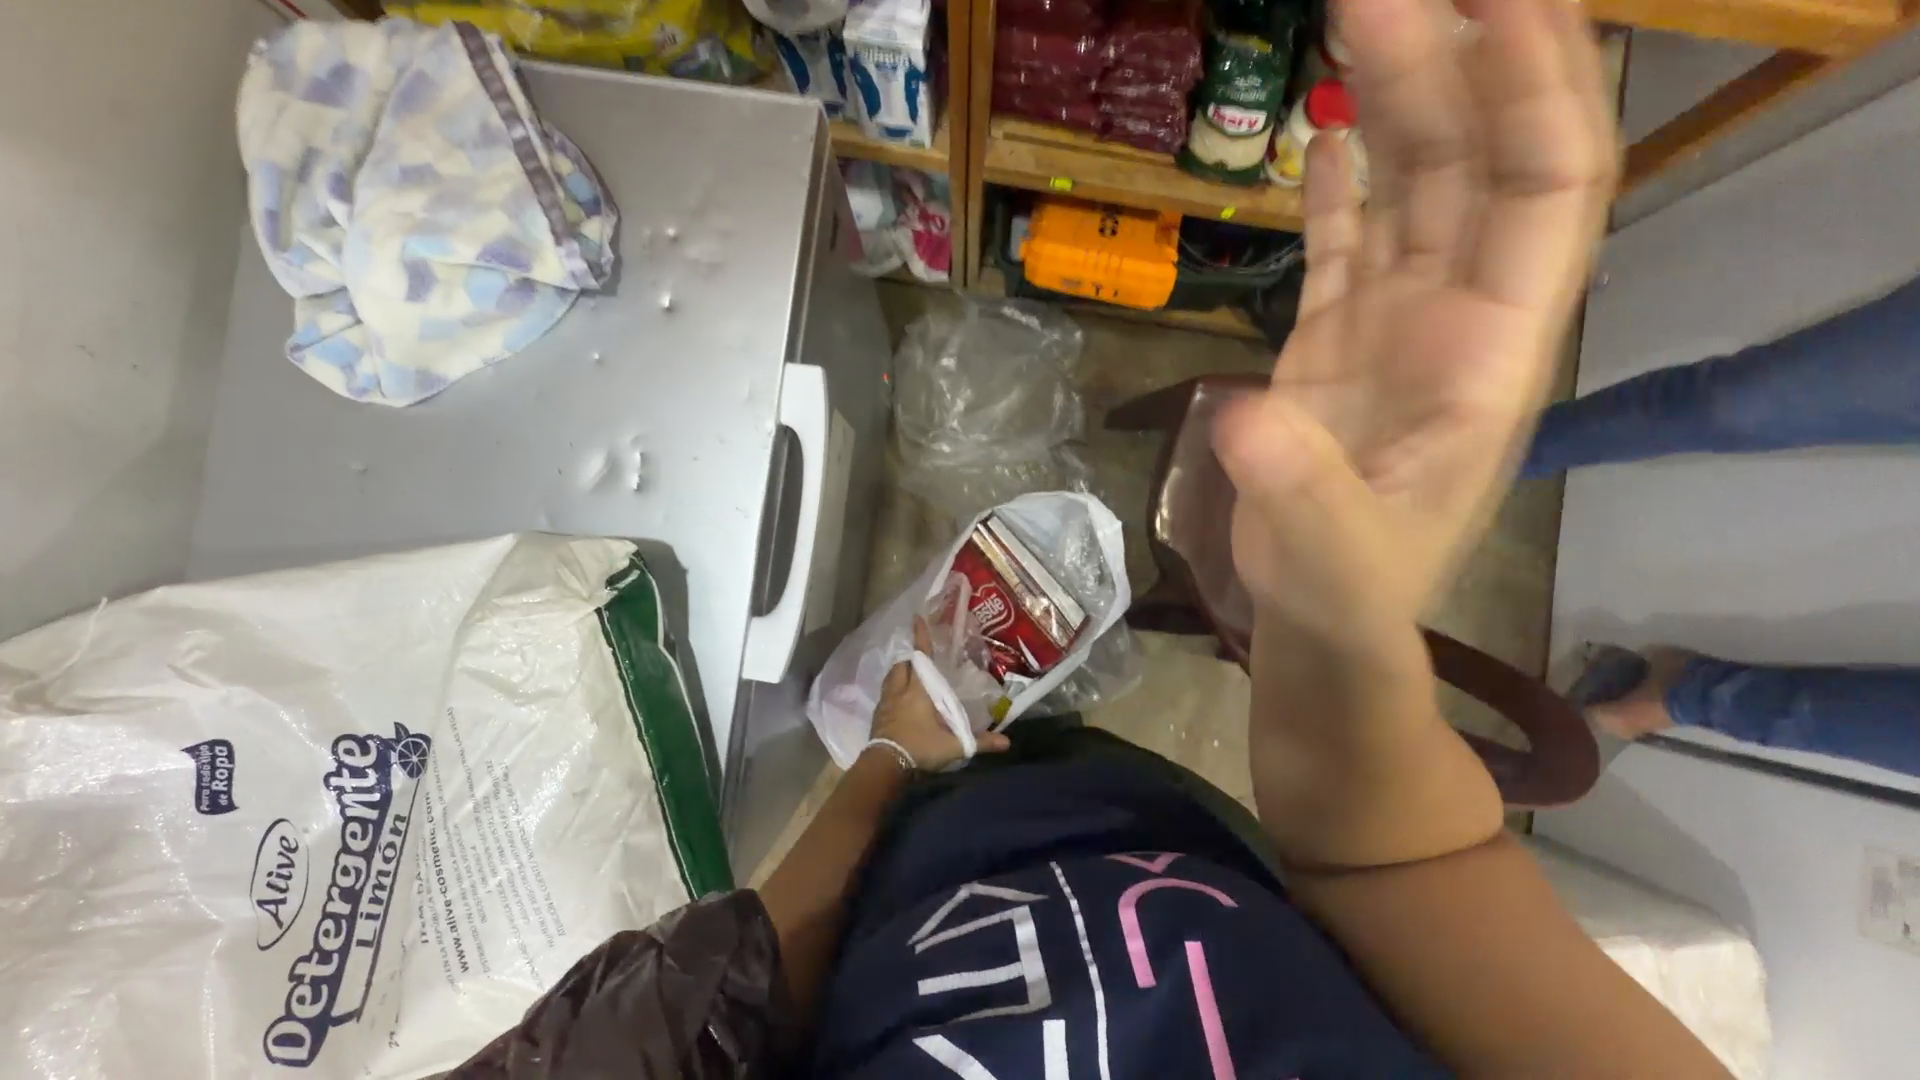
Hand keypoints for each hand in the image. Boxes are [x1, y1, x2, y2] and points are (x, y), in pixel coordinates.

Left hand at [870, 618, 1011, 771]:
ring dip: (899, 674)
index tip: (917, 618)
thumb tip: (1007, 742)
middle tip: (920, 661)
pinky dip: (892, 693)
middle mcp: (899, 691)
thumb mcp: (953, 746)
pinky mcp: (877, 716)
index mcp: (918, 691)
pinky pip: (885, 696)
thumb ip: (979, 742)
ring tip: (910, 679)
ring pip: (891, 679)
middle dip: (910, 660)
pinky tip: (900, 703)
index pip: (921, 658)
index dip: (920, 637)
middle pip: (902, 666)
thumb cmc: (920, 748)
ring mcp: (886, 703)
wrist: (885, 765)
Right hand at [1214, 0, 1615, 649]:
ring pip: (1412, 192)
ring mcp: (1394, 327)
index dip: (1535, 91)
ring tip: (1350, 20)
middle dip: (1447, 66)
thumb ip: (1303, 492)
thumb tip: (1246, 419)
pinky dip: (1345, 189)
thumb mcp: (1333, 559)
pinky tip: (1329, 136)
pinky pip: (1351, 245)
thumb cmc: (1346, 593)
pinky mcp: (1336, 344)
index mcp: (1488, 354)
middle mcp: (1456, 319)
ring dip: (1394, 106)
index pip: (1544, 195)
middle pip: (1474, 168)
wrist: (1319, 616)